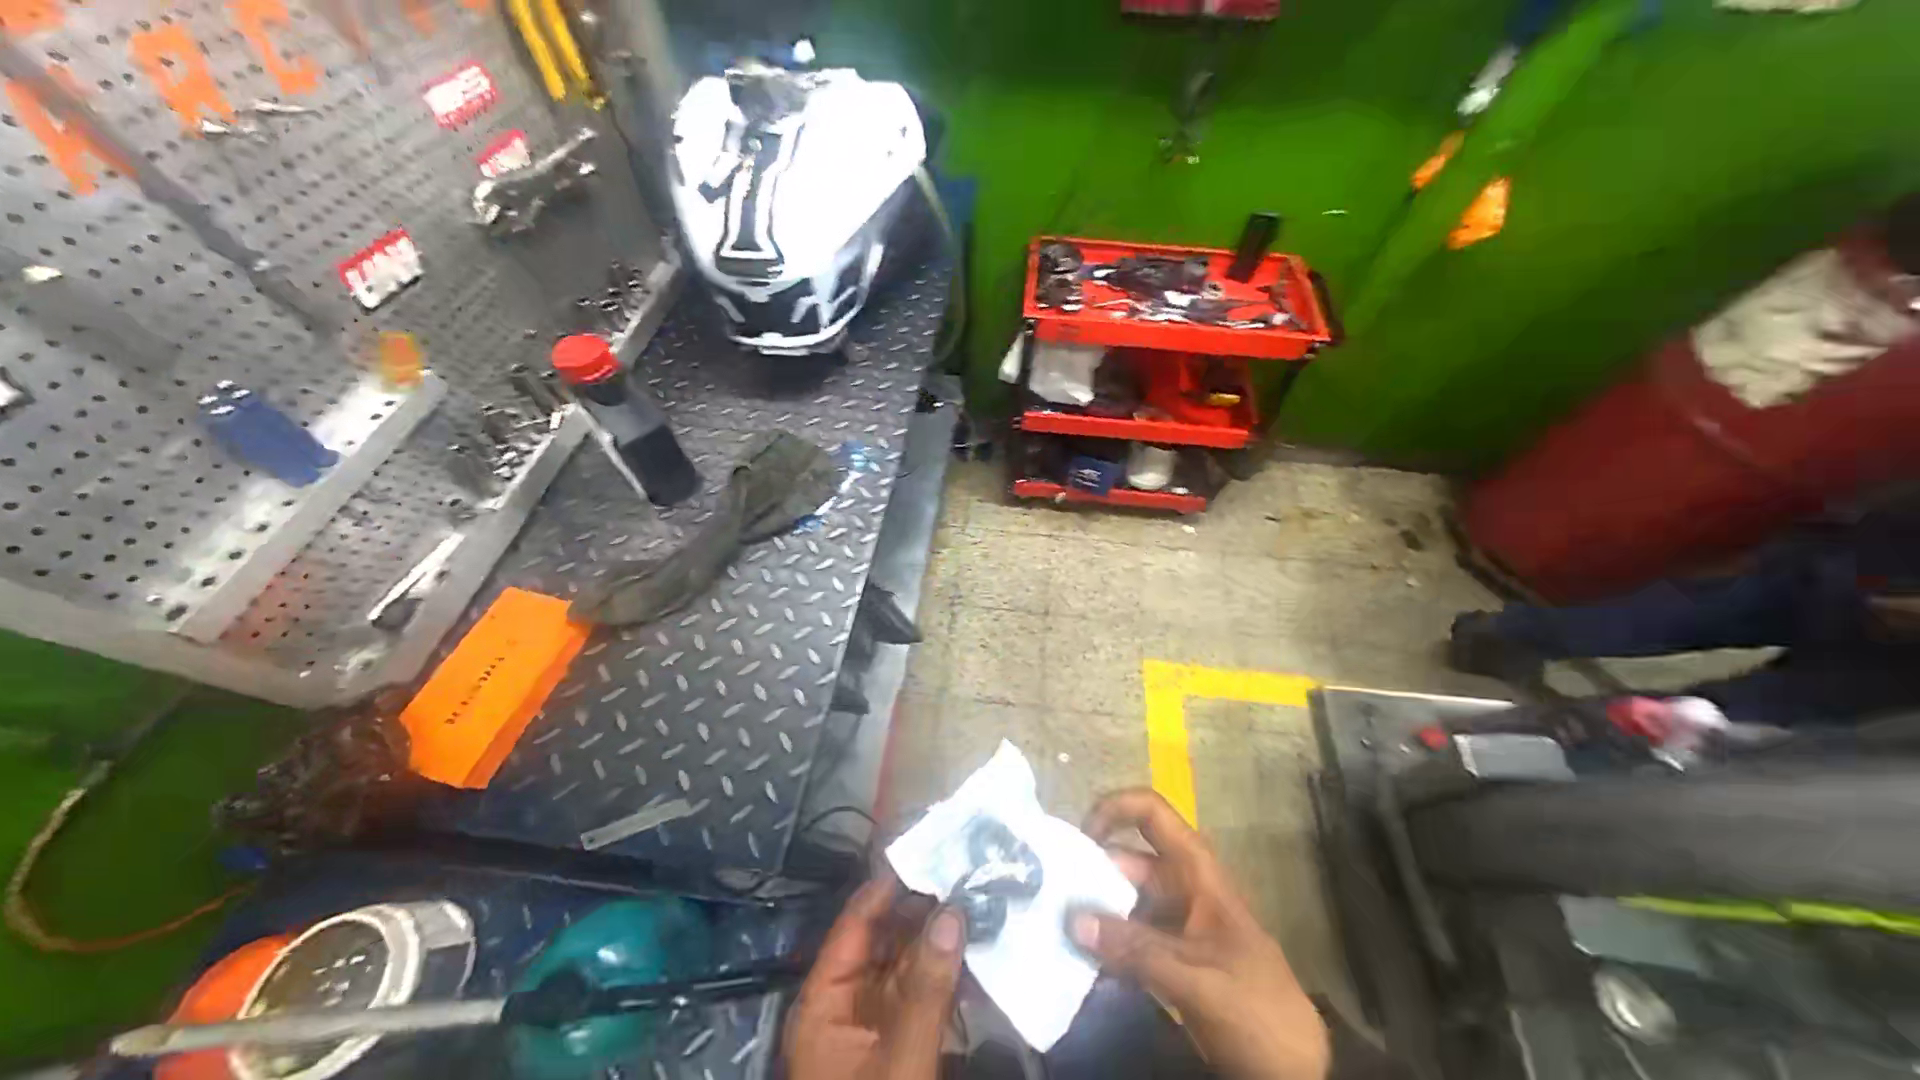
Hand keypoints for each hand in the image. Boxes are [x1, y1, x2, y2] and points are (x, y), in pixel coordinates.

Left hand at [783, 869, 965, 1079]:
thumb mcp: (899, 1060)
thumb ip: (925, 989)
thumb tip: (952, 914)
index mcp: (822, 1004)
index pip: (853, 926)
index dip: (887, 888)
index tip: (927, 853)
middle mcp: (845, 1006)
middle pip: (884, 942)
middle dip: (923, 912)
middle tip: (966, 877)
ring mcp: (874, 1028)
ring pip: (908, 969)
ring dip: (940, 943)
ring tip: (978, 905)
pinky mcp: (900, 1047)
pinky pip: (923, 999)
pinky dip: (947, 978)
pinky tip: (978, 954)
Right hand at [1071, 789, 1328, 1079]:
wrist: (1298, 1073)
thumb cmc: (1257, 1009)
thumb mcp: (1197, 979)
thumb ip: (1136, 950)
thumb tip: (1073, 919)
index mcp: (1196, 873)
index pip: (1152, 814)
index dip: (1115, 808)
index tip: (1079, 836)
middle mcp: (1182, 888)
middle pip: (1127, 859)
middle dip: (1090, 870)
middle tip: (1049, 895)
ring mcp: (1175, 924)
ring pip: (1123, 900)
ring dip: (1093, 911)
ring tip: (1053, 927)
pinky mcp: (1170, 958)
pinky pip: (1127, 937)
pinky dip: (1103, 943)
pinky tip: (1077, 959)